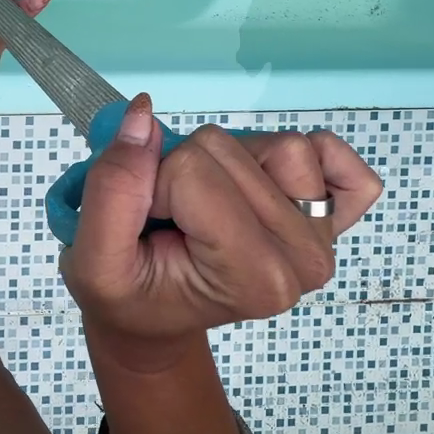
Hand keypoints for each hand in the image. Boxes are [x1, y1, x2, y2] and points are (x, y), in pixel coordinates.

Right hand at [60, 94, 381, 365]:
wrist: (153, 320)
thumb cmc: (124, 295)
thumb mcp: (93, 258)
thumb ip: (113, 188)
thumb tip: (142, 113)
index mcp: (253, 276)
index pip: (190, 170)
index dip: (150, 182)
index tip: (145, 224)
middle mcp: (303, 258)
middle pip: (227, 150)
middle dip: (179, 167)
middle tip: (167, 216)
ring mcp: (323, 239)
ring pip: (273, 142)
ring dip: (222, 159)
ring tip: (200, 202)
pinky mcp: (331, 221)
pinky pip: (340, 163)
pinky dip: (304, 157)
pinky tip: (265, 178)